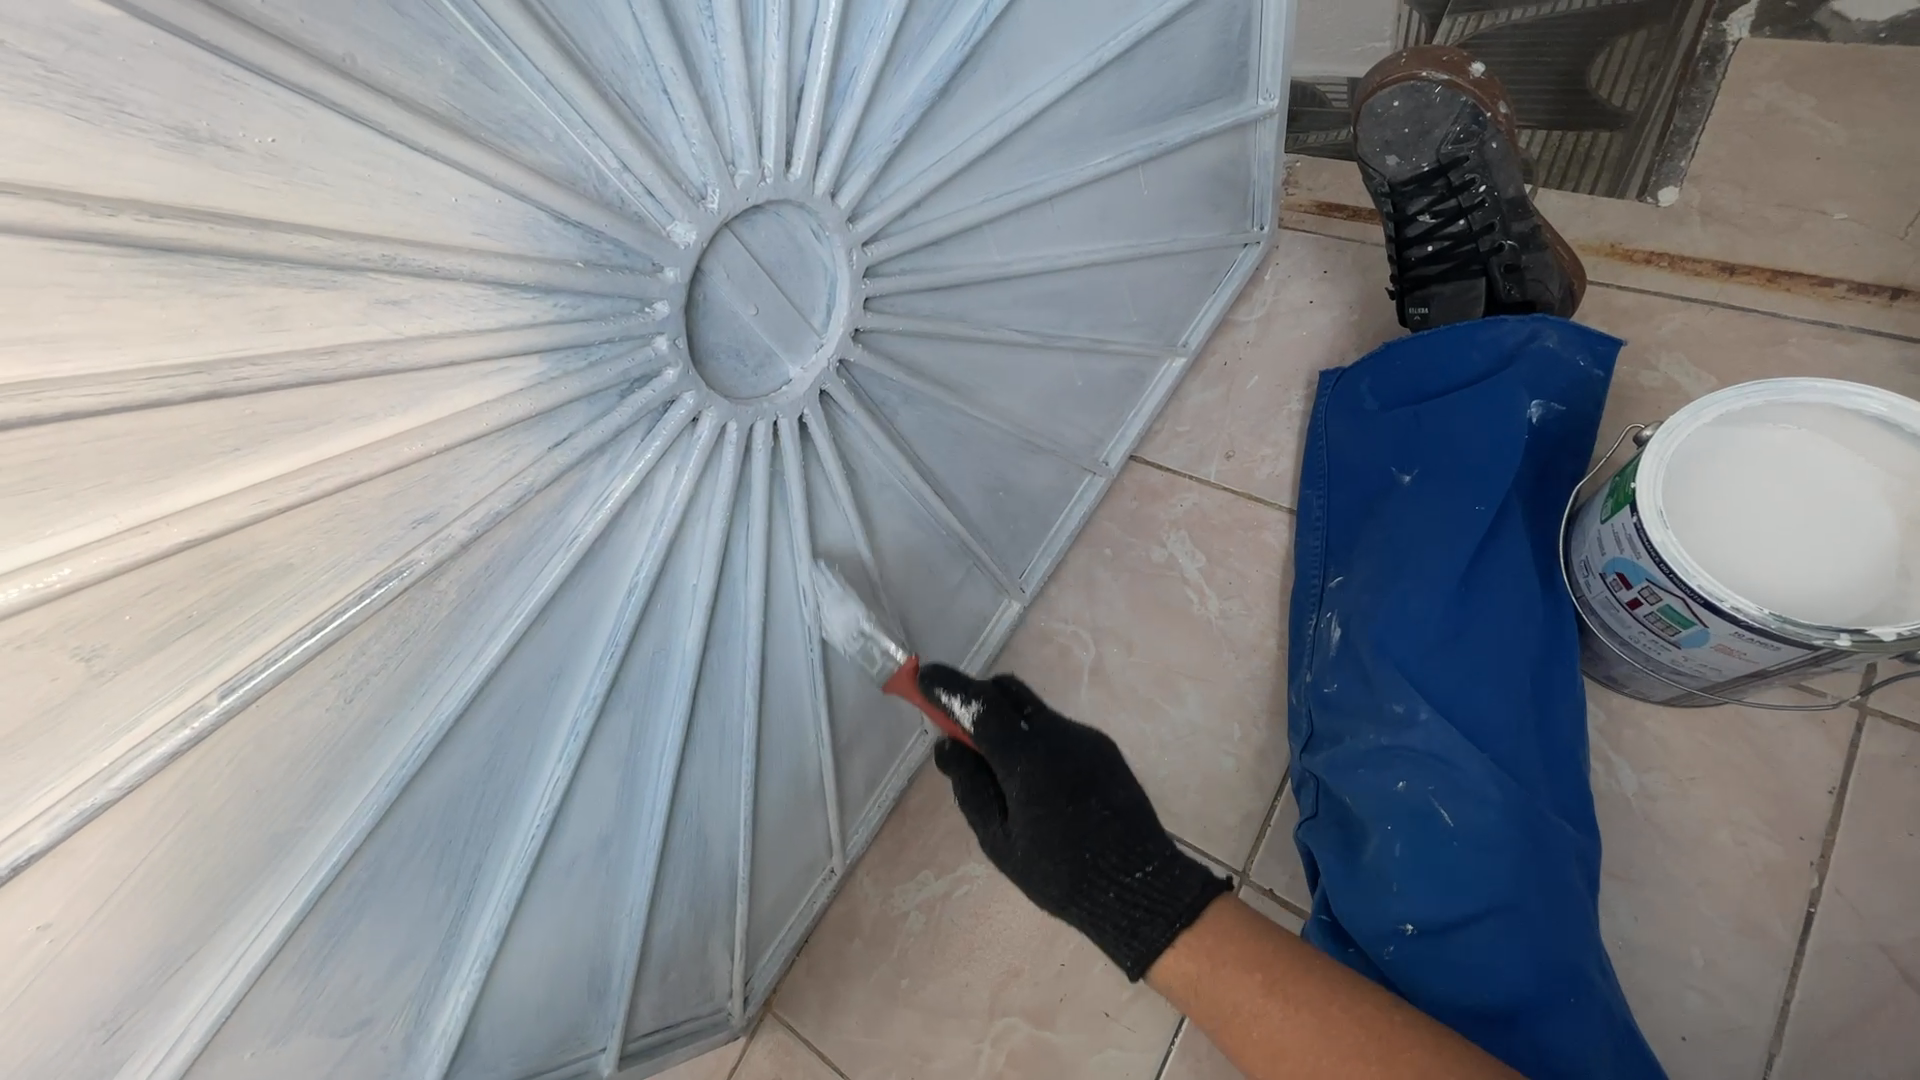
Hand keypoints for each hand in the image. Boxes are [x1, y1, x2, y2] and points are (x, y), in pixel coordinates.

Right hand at [918, 664, 1228, 980]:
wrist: (1139, 887)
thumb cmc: (1059, 875)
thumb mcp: (999, 840)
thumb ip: (970, 786)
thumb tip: (946, 745)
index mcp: (1027, 757)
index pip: (979, 704)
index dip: (948, 687)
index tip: (924, 677)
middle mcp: (1057, 734)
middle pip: (1009, 691)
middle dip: (978, 697)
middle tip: (959, 726)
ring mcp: (1085, 737)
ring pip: (1034, 711)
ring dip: (1008, 721)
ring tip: (1002, 772)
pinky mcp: (1103, 748)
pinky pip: (1058, 731)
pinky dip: (1034, 740)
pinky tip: (1038, 784)